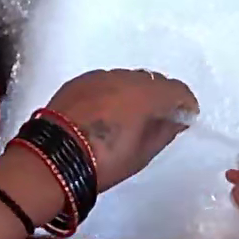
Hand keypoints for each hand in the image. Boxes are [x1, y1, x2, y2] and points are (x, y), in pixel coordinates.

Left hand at [43, 69, 196, 190]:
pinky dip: (112, 94)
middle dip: (160, 97)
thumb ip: (164, 131)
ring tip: (129, 117)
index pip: (176, 89)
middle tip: (158, 119)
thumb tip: (178, 119)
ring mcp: (98, 77)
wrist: (52, 159)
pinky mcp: (77, 82)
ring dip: (134, 94)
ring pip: (126, 80)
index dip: (185, 103)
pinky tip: (105, 114)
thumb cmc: (104, 161)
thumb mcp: (142, 153)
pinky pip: (104, 83)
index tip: (186, 117)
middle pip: (152, 81)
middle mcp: (123, 78)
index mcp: (145, 94)